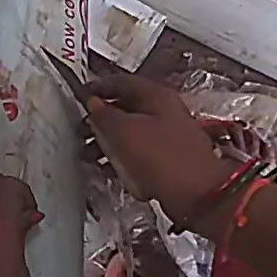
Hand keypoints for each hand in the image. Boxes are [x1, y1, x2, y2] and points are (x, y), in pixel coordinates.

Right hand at [85, 73, 240, 228]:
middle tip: (80, 130)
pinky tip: (105, 170)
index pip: (122, 82)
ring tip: (87, 155)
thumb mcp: (124, 132)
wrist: (198, 194)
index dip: (98, 87)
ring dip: (106, 142)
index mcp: (156, 97)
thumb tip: (92, 104)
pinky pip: (136, 153)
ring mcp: (166, 137)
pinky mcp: (166, 160)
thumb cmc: (160, 157)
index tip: (79, 95)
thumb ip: (104, 115)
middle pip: (124, 108)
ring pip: (129, 133)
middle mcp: (163, 112)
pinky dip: (120, 159)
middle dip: (99, 120)